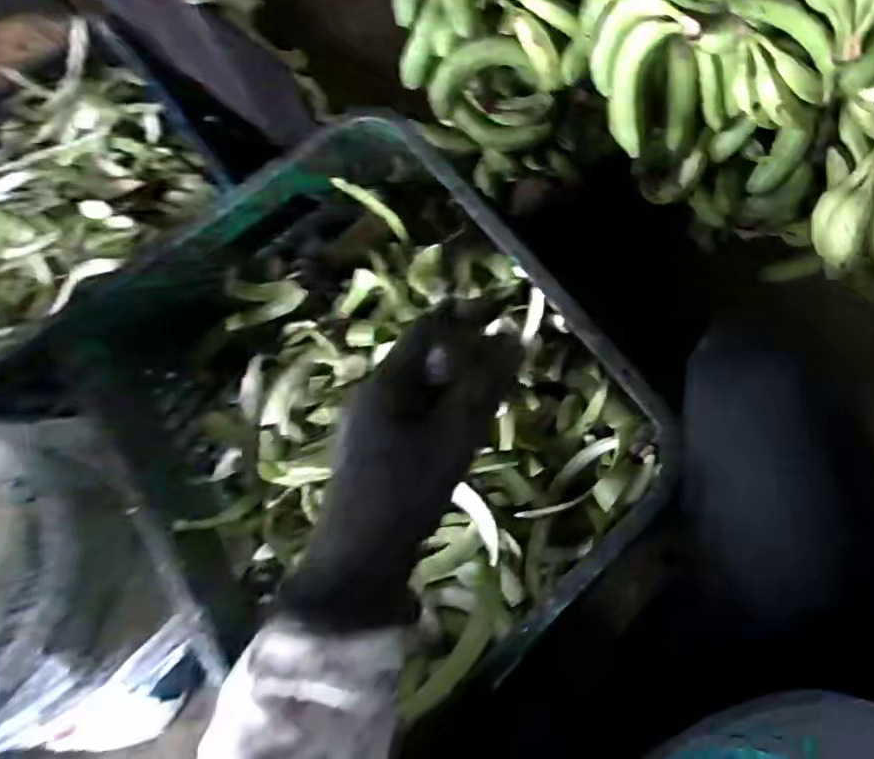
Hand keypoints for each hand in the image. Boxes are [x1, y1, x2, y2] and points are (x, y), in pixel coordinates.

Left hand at [274, 302, 520, 632]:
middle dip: (469, 347)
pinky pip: (417, 404)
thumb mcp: (457, 432)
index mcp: (386, 381)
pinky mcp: (375, 442)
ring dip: (461, 375)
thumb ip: (486, 382)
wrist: (359, 561)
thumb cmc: (409, 490)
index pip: (429, 326)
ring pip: (424, 380)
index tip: (504, 311)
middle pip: (426, 351)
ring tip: (496, 386)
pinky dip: (447, 400)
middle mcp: (373, 391)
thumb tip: (514, 337)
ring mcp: (370, 418)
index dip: (468, 312)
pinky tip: (468, 419)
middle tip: (508, 356)